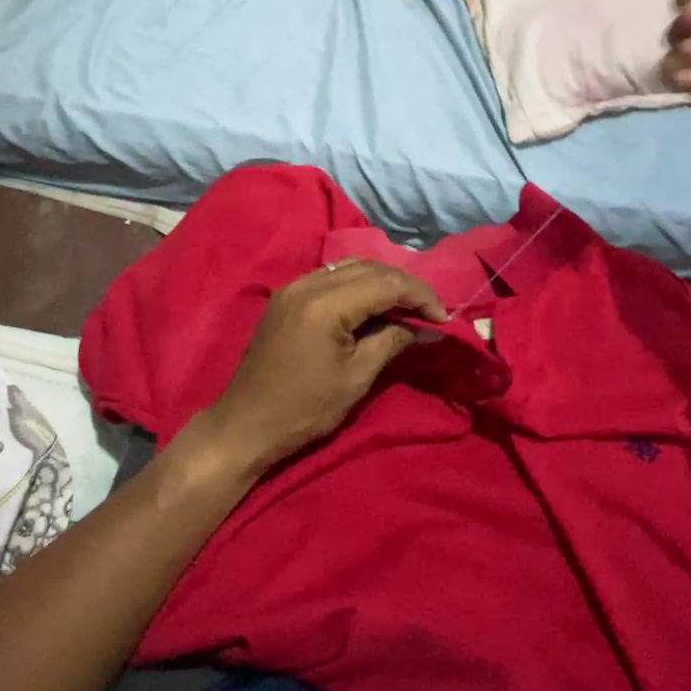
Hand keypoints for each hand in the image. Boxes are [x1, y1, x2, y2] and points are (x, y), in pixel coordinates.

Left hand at [196, 260, 446, 475]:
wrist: (246, 424)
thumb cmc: (305, 409)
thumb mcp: (357, 377)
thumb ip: (394, 341)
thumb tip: (431, 329)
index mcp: (325, 303)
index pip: (385, 282)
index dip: (420, 295)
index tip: (444, 319)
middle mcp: (307, 284)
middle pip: (369, 268)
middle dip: (404, 286)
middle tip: (430, 313)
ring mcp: (293, 287)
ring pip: (348, 267)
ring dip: (381, 282)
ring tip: (406, 309)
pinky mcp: (286, 297)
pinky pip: (329, 276)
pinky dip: (356, 285)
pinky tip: (371, 307)